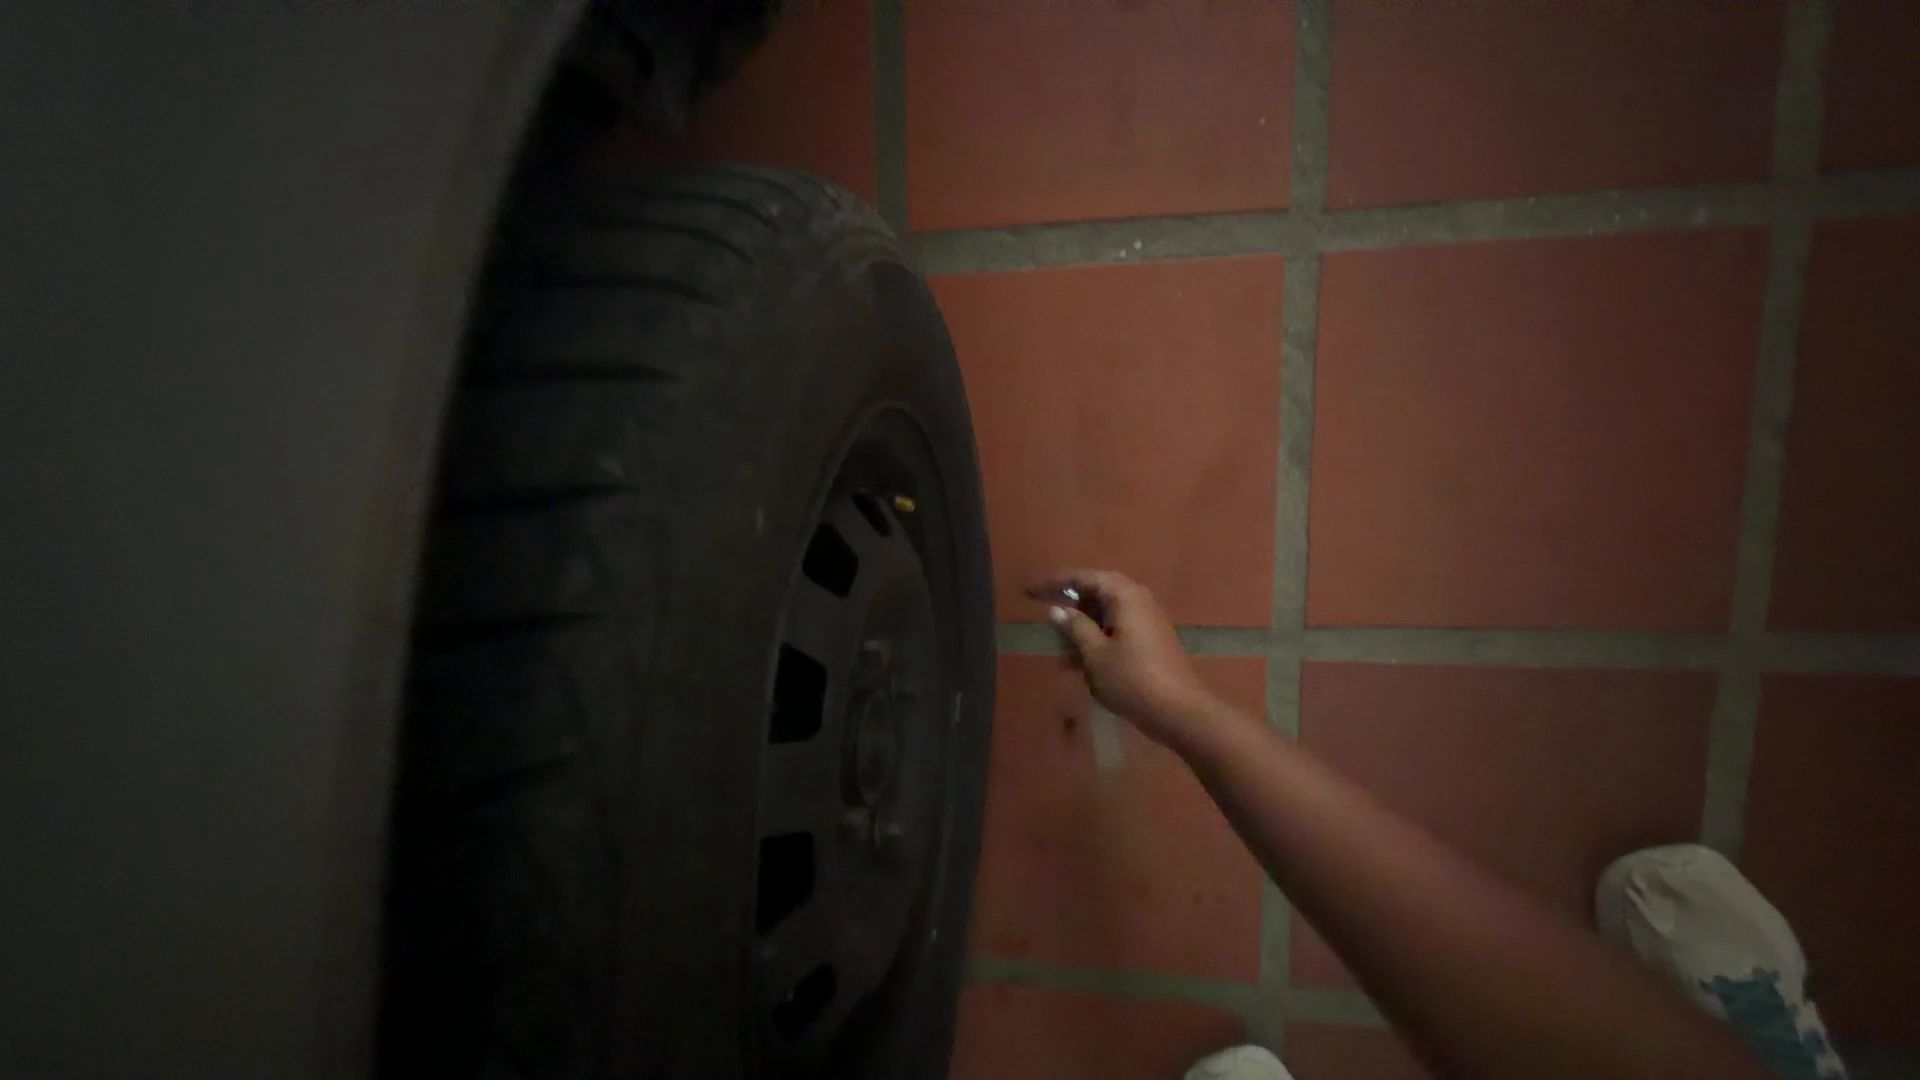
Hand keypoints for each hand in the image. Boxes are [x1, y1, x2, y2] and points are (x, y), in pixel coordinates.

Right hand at [1026, 569, 1221, 748]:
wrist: (1178, 711)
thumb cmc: (1131, 678)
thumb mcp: (1095, 654)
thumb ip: (1075, 627)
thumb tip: (1058, 610)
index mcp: (1125, 596)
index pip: (1084, 577)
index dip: (1055, 582)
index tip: (1030, 591)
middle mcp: (1138, 601)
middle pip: (1096, 592)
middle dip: (1069, 602)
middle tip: (1042, 608)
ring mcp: (1146, 622)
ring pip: (1105, 614)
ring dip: (1080, 626)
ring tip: (1056, 645)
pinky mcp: (1149, 642)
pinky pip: (1115, 631)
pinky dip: (1095, 640)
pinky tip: (1074, 663)